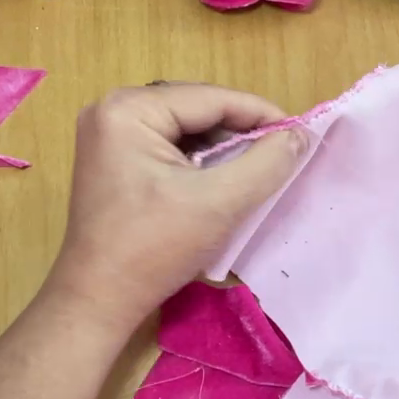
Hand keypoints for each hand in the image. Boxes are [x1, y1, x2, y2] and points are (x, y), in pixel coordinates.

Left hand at [43, 83, 306, 329]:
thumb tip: (300, 135)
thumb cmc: (154, 249)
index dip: (260, 114)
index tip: (301, 135)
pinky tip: (222, 181)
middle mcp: (111, 110)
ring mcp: (107, 135)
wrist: (98, 299)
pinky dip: (198, 160)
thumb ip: (266, 163)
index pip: (210, 98)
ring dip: (220, 147)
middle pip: (195, 109)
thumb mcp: (219, 202)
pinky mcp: (111, 160)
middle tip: (280, 154)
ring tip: (256, 169)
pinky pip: (167, 146)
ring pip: (184, 128)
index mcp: (128, 109)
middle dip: (239, 131)